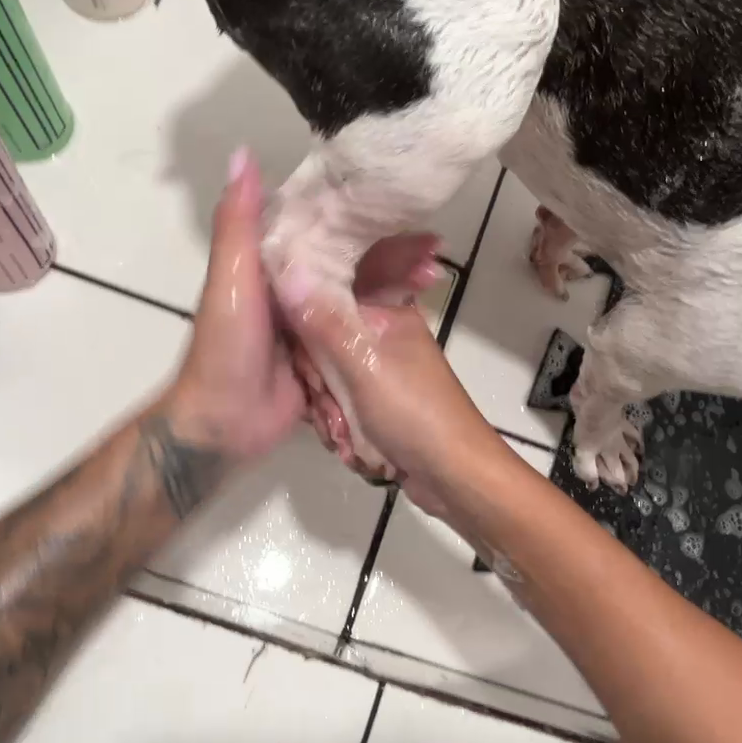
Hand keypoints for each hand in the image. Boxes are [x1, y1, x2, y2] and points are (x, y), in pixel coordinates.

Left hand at [165, 149, 443, 462]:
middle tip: (435, 250)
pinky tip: (419, 313)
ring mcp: (316, 325)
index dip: (365, 220)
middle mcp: (298, 289)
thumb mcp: (231, 278)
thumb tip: (243, 155)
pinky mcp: (330, 356)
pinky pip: (364, 332)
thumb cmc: (226, 346)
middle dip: (394, 253)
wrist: (224, 423)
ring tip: (435, 277)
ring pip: (364, 295)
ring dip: (399, 283)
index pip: (329, 231)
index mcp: (275, 265)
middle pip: (354, 262)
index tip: (405, 210)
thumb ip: (238, 222)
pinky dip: (391, 321)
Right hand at [280, 267, 509, 511]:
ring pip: (327, 388)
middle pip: (321, 352)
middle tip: (335, 408)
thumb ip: (323, 322)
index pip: (324, 306)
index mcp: (387, 317)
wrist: (454, 475)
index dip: (307, 341)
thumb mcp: (364, 364)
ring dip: (331, 418)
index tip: (310, 370)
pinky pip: (342, 413)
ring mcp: (382, 377)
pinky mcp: (379, 409)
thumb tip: (286, 267)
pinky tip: (354, 449)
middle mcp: (383, 341)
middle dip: (320, 390)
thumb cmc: (415, 414)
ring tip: (349, 435)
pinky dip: (344, 434)